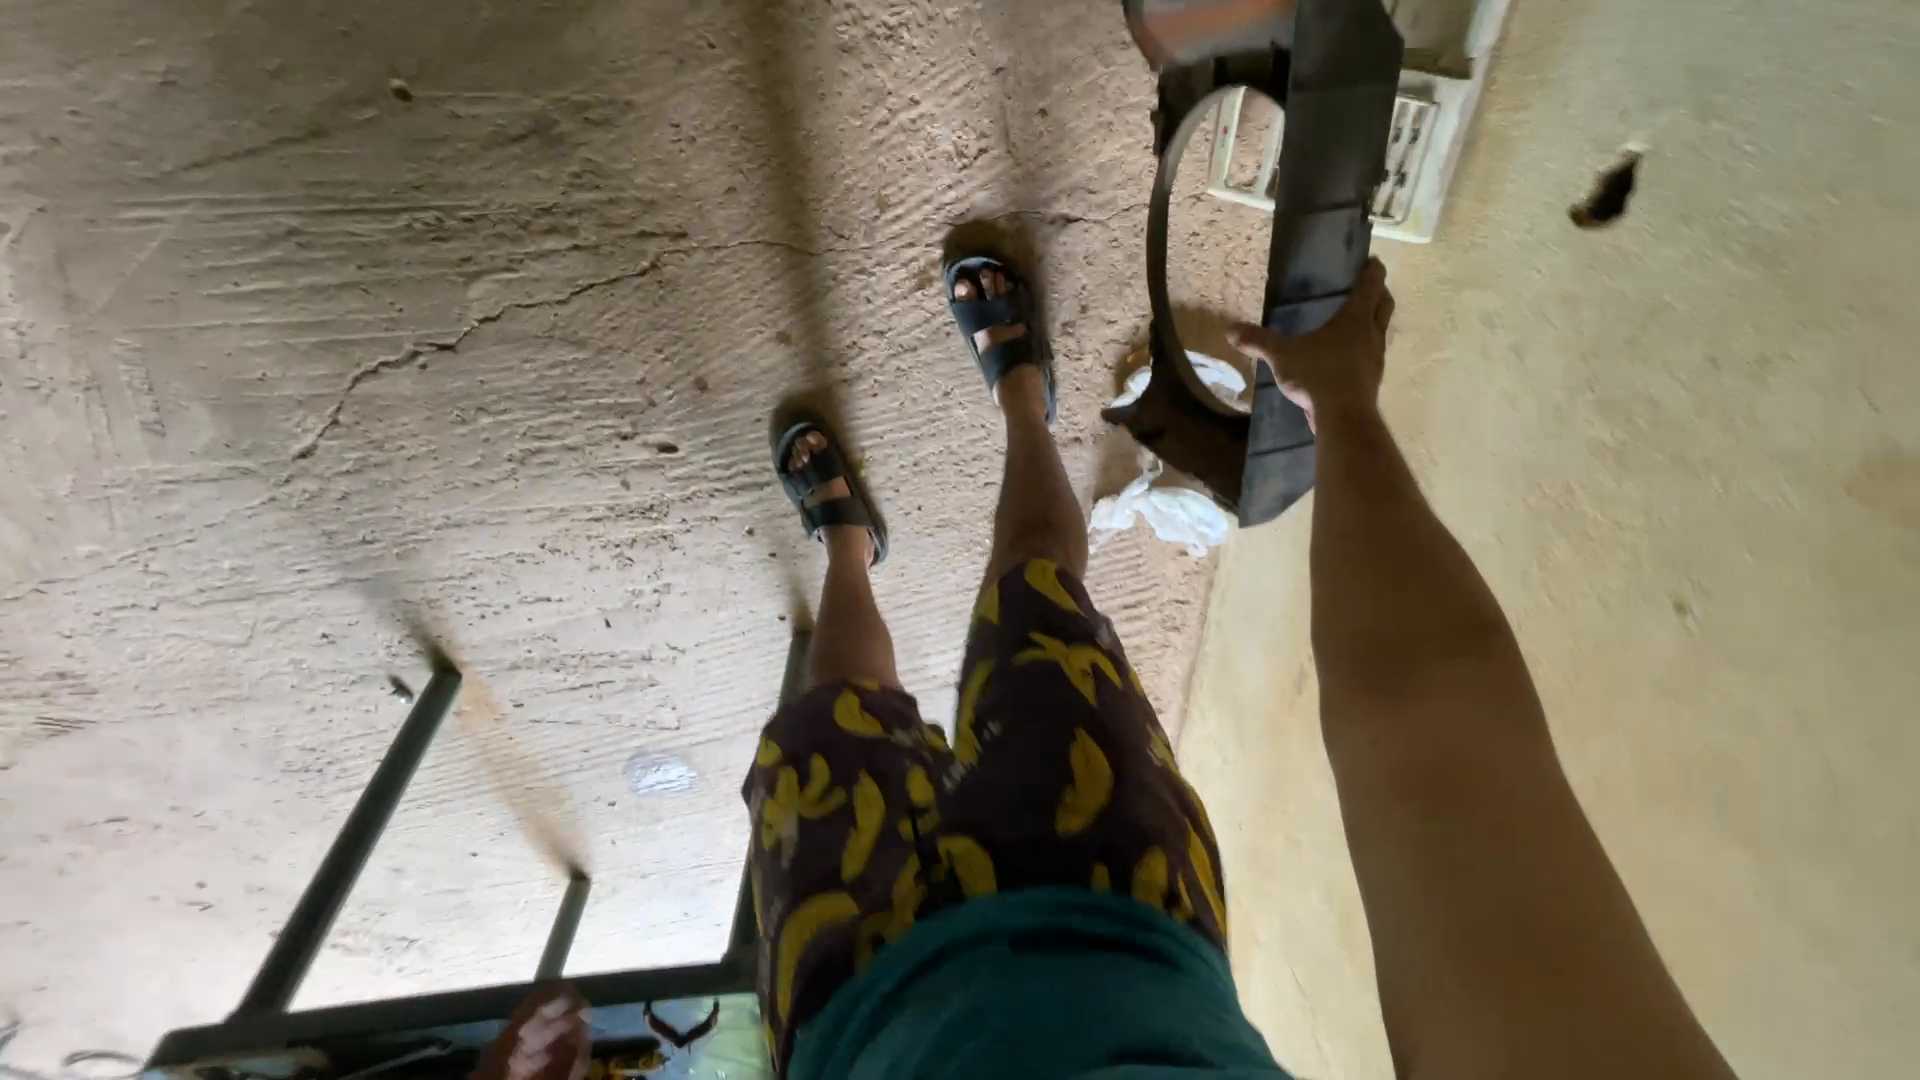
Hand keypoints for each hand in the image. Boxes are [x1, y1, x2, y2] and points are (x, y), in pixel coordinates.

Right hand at [1227, 257, 1394, 431]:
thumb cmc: (1317, 375)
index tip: (1371, 261)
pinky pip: (1371, 356)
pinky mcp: (1371, 379)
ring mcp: (1375, 357)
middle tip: (1368, 288)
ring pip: (1381, 331)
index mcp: (1354, 318)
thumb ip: (1258, 341)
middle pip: (1384, 304)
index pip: (1371, 284)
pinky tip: (1348, 358)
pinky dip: (1364, 350)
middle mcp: (1372, 333)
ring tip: (1357, 323)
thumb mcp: (1282, 355)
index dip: (1372, 270)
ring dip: (1374, 323)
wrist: (1342, 417)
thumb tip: (1229, 330)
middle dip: (1379, 293)